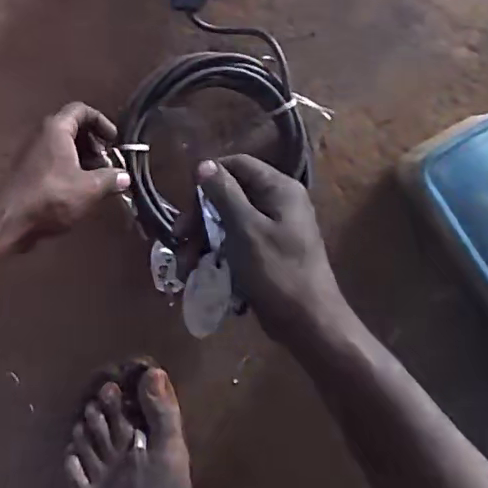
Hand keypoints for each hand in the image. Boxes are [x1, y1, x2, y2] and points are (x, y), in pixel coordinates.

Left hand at [0, 103, 130, 253]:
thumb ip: (111, 179)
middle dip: (94, 143)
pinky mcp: (26, 170)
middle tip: (106, 163)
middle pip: (73, 127)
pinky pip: (53, 159)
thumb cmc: (51, 197)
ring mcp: (31, 152)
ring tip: (96, 179)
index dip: (102, 121)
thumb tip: (125, 177)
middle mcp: (41, 134)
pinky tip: (79, 190)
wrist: (9, 222)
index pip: (82, 110)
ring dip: (83, 158)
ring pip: (63, 145)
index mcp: (56, 129)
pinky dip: (69, 168)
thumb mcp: (90, 188)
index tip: (114, 140)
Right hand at [197, 155, 350, 342]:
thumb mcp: (245, 229)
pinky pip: (237, 243)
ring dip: (204, 240)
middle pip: (229, 195)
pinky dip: (217, 254)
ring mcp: (274, 229)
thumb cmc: (277, 272)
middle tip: (179, 238)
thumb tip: (203, 164)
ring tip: (185, 265)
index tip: (187, 202)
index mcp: (279, 189)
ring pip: (229, 222)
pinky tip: (199, 272)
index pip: (237, 164)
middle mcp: (278, 202)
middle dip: (201, 217)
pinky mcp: (267, 253)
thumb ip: (224, 194)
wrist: (309, 323)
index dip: (209, 178)